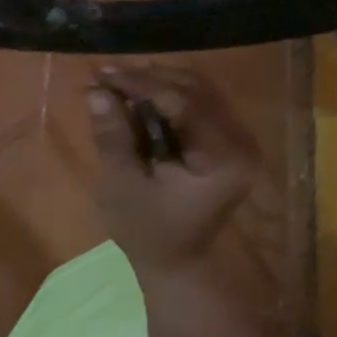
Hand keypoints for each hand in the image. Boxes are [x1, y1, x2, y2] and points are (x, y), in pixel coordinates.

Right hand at [85, 64, 259, 283]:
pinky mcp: (226, 140)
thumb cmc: (146, 230)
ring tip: (115, 83)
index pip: (183, 103)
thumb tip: (96, 90)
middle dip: (146, 78)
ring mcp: (237, 140)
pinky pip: (197, 101)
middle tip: (104, 75)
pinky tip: (135, 96)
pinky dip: (165, 94)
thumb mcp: (122, 185)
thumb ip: (113, 136)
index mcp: (222, 159)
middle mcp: (240, 143)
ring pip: (197, 89)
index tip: (102, 74)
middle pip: (194, 89)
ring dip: (155, 82)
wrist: (177, 262)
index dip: (140, 83)